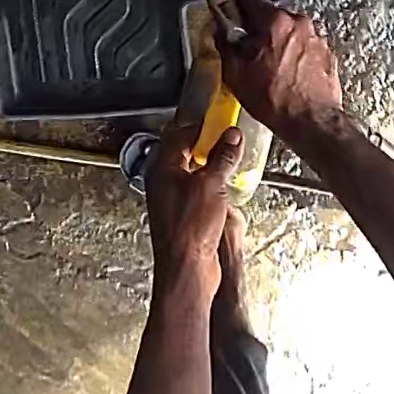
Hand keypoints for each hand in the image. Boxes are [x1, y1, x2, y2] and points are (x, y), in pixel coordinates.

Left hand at [146, 125, 244, 295]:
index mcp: (162, 168)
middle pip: (183, 151)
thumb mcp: (212, 185)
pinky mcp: (182, 213)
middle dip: (206, 143)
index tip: (221, 124)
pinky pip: (196, 187)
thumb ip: (223, 157)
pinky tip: (225, 185)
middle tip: (228, 139)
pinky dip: (210, 180)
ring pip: (190, 169)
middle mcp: (162, 180)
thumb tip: (232, 135)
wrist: (186, 270)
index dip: (201, 127)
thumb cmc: (191, 228)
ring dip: (210, 162)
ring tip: (230, 160)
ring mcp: (171, 198)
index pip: (179, 134)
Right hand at [221, 0, 343, 138]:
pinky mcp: (326, 52)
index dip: (237, 4)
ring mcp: (316, 37)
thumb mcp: (236, 73)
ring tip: (270, 66)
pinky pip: (304, 45)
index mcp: (274, 21)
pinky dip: (295, 53)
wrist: (312, 122)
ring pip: (290, 30)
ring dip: (279, 41)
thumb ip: (225, 44)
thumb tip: (219, 30)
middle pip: (272, 14)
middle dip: (260, 28)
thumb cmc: (276, 100)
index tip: (232, 12)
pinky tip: (287, 73)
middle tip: (249, 49)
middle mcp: (299, 23)